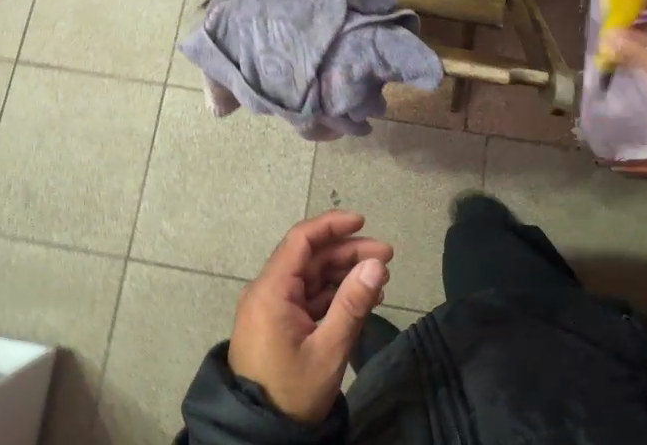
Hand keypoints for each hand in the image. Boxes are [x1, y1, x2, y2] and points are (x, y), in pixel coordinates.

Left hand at [227, 211, 392, 423]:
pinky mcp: (276, 324)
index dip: (332, 226)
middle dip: (348, 253)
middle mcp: (267, 291)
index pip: (301, 240)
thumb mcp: (329, 349)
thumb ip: (353, 303)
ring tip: (381, 281)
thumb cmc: (292, 391)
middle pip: (310, 258)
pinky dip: (333, 295)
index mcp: (271, 290)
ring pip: (310, 277)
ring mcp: (270, 308)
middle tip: (388, 257)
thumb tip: (377, 263)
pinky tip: (361, 299)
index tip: (363, 223)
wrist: (258, 435)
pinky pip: (306, 298)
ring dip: (344, 275)